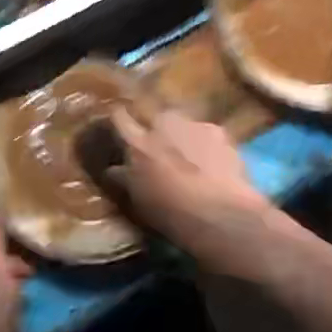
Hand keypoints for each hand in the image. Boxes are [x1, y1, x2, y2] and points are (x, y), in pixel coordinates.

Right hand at [109, 107, 271, 255]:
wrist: (218, 213)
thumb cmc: (169, 210)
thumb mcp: (136, 198)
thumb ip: (123, 178)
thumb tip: (113, 169)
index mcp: (135, 143)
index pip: (118, 118)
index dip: (119, 121)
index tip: (121, 128)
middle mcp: (160, 124)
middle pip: (154, 118)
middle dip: (157, 130)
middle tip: (162, 152)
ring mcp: (191, 125)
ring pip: (183, 125)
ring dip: (184, 137)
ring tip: (193, 161)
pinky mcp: (218, 131)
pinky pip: (208, 134)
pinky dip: (208, 146)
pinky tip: (215, 165)